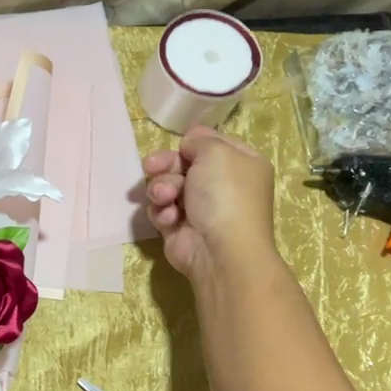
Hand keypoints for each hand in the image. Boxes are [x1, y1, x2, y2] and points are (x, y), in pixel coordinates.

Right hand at [144, 125, 278, 279]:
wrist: (219, 249)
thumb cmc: (225, 195)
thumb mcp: (216, 153)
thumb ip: (200, 140)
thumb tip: (190, 142)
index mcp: (240, 163)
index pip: (211, 144)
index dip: (192, 144)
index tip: (180, 146)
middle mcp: (221, 184)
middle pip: (183, 164)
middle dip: (165, 165)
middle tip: (151, 167)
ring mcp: (199, 207)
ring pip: (167, 186)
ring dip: (161, 189)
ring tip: (164, 198)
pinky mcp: (178, 227)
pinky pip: (162, 211)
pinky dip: (162, 212)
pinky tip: (170, 219)